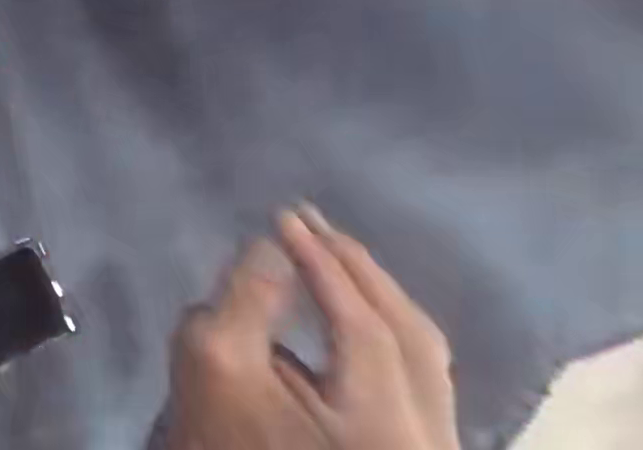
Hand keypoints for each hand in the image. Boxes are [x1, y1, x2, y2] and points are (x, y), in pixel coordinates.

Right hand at [164, 204, 458, 449]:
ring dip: (374, 289)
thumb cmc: (218, 426)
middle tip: (308, 218)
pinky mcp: (410, 441)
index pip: (364, 326)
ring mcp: (427, 444)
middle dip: (358, 268)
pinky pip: (416, 367)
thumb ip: (247, 299)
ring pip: (425, 355)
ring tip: (326, 245)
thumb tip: (277, 246)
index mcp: (382, 426)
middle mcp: (429, 439)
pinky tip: (346, 294)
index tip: (282, 215)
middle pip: (412, 338)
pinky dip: (381, 318)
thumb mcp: (214, 357)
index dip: (323, 264)